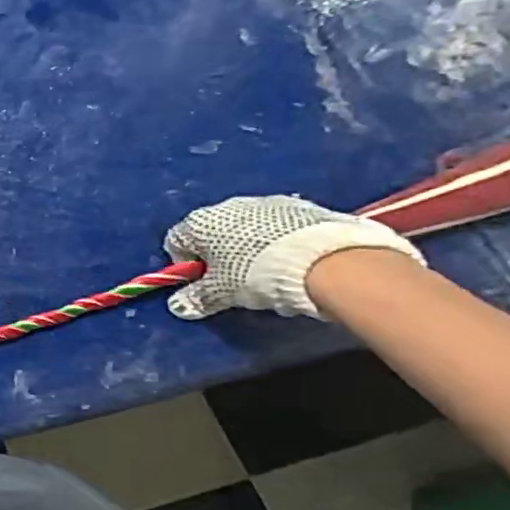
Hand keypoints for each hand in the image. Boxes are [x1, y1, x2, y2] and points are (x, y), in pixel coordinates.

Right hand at [163, 196, 424, 319]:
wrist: (332, 262)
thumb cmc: (257, 274)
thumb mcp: (222, 293)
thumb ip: (197, 298)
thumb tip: (178, 307)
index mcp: (198, 223)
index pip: (177, 242)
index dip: (188, 264)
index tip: (204, 281)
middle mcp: (228, 206)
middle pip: (214, 232)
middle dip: (221, 252)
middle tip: (237, 277)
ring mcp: (270, 203)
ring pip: (250, 227)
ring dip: (253, 245)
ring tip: (273, 269)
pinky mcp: (307, 206)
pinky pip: (284, 225)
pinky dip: (284, 239)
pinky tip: (297, 259)